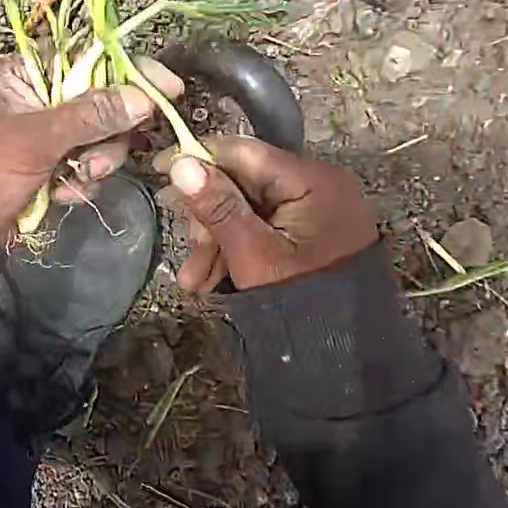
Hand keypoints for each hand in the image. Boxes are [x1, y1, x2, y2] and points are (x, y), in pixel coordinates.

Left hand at [0, 56, 178, 236]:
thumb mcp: (34, 139)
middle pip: (102, 101)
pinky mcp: (54, 165)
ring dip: (96, 162)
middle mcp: (39, 99)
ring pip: (101, 137)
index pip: (88, 57)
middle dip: (108, 134)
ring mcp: (48, 135)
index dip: (129, 71)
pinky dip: (82, 182)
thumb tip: (143, 97)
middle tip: (98, 159)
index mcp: (24, 76)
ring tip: (76, 180)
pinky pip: (89, 165)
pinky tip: (62, 195)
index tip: (168, 87)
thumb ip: (90, 115)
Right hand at [164, 135, 378, 291]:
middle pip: (243, 184)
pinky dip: (239, 247)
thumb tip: (181, 163)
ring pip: (249, 208)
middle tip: (189, 253)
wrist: (346, 356)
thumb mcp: (252, 253)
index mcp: (312, 180)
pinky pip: (265, 226)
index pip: (244, 152)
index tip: (161, 168)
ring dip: (218, 240)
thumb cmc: (302, 301)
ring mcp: (316, 208)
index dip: (198, 157)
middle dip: (209, 220)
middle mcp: (318, 184)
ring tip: (196, 281)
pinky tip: (214, 278)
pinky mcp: (311, 229)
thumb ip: (217, 206)